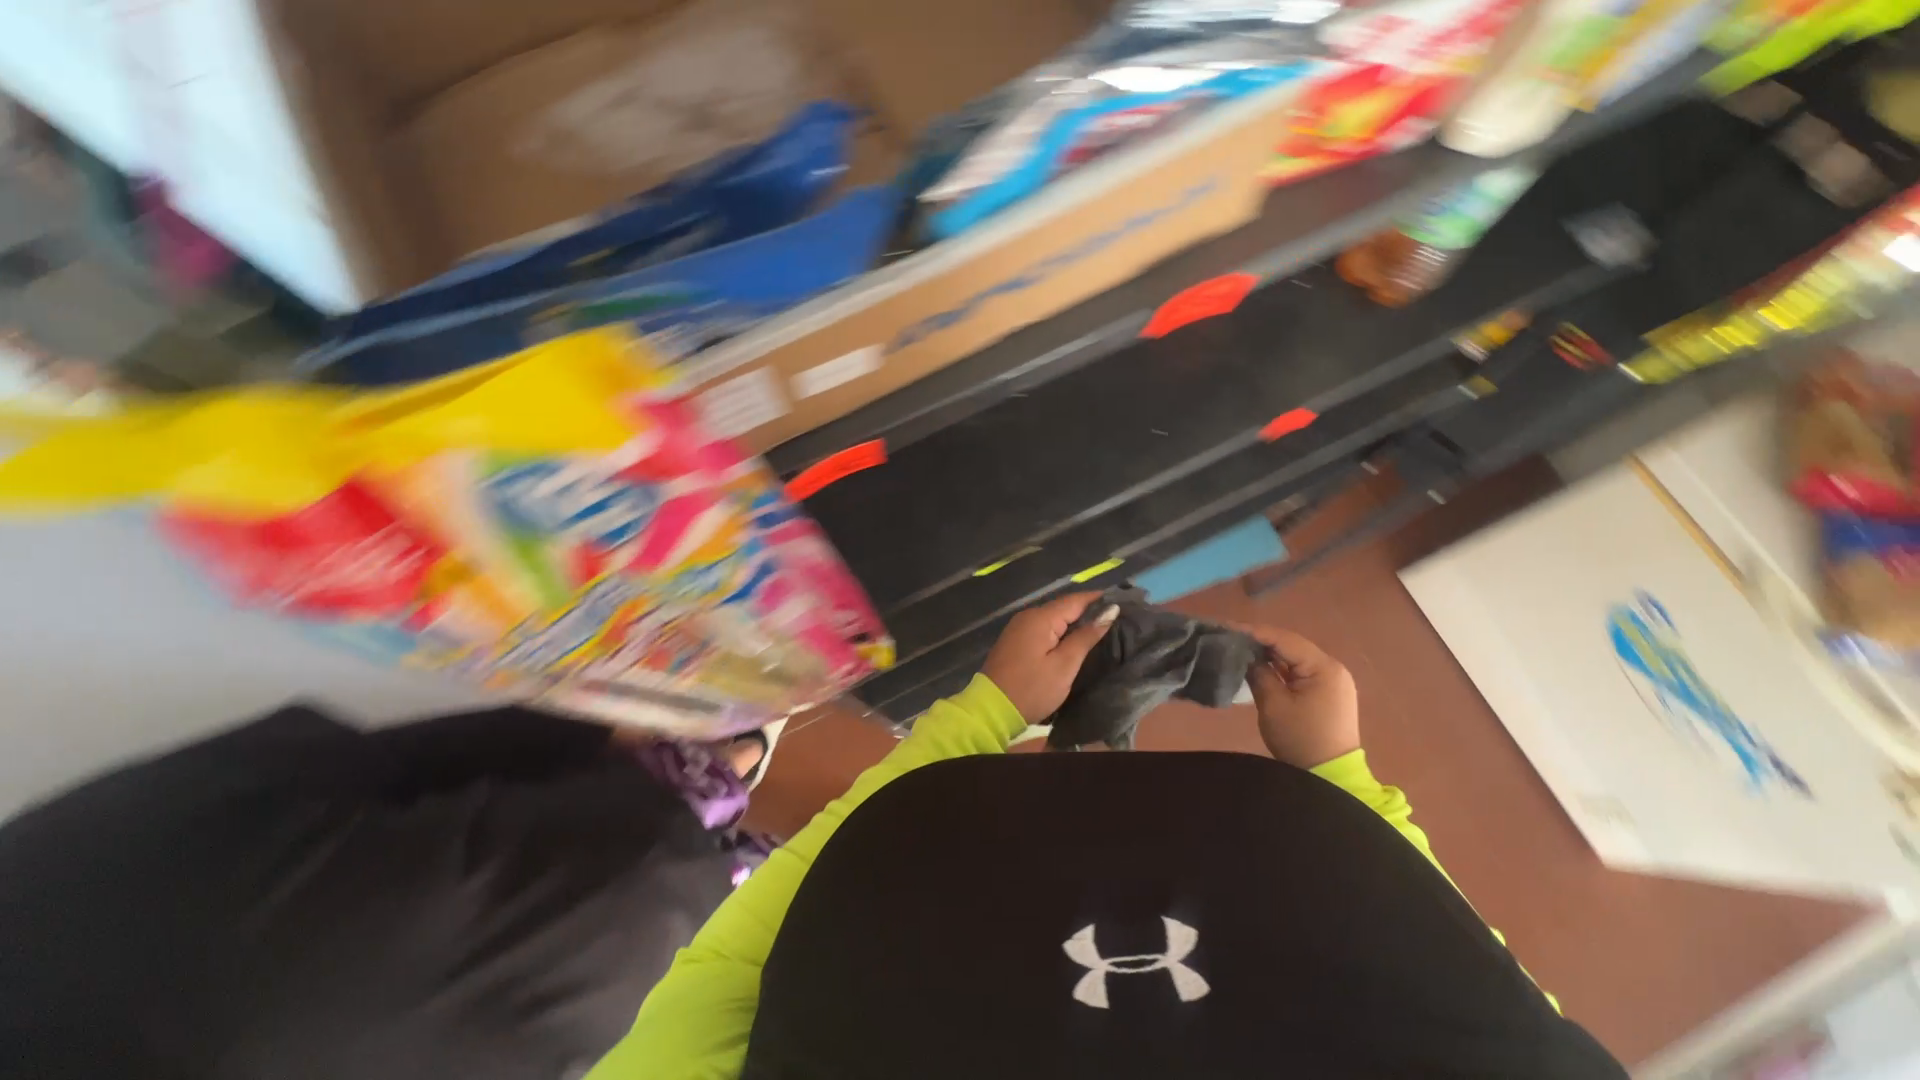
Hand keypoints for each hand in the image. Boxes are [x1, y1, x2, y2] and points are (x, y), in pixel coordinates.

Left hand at [981, 592, 1119, 722]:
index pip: (1075, 600)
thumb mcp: (1064, 665)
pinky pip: (1043, 629)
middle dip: (1088, 611)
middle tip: (1117, 620)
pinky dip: (1060, 632)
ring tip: (1101, 630)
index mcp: (1040, 618)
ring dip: (1074, 623)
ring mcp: (1019, 628)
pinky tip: (1074, 641)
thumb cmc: (1032, 689)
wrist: (991, 709)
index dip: (1099, 600)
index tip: (1123, 604)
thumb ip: (1086, 637)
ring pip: (1053, 618)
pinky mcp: (1016, 641)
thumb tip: (1109, 611)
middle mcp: (1028, 616)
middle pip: (1064, 607)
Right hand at [1236, 624, 1359, 769]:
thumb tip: (1247, 656)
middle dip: (1261, 641)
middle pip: (1292, 646)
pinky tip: (1259, 666)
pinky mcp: (1327, 693)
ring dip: (1270, 654)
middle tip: (1230, 637)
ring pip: (1295, 658)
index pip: (1285, 639)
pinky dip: (1280, 668)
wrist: (1330, 776)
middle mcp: (1332, 668)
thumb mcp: (1274, 705)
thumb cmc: (1300, 739)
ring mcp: (1332, 681)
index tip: (1227, 628)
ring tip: (1239, 649)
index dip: (1254, 632)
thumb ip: (1259, 674)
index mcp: (1324, 667)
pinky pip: (1300, 672)